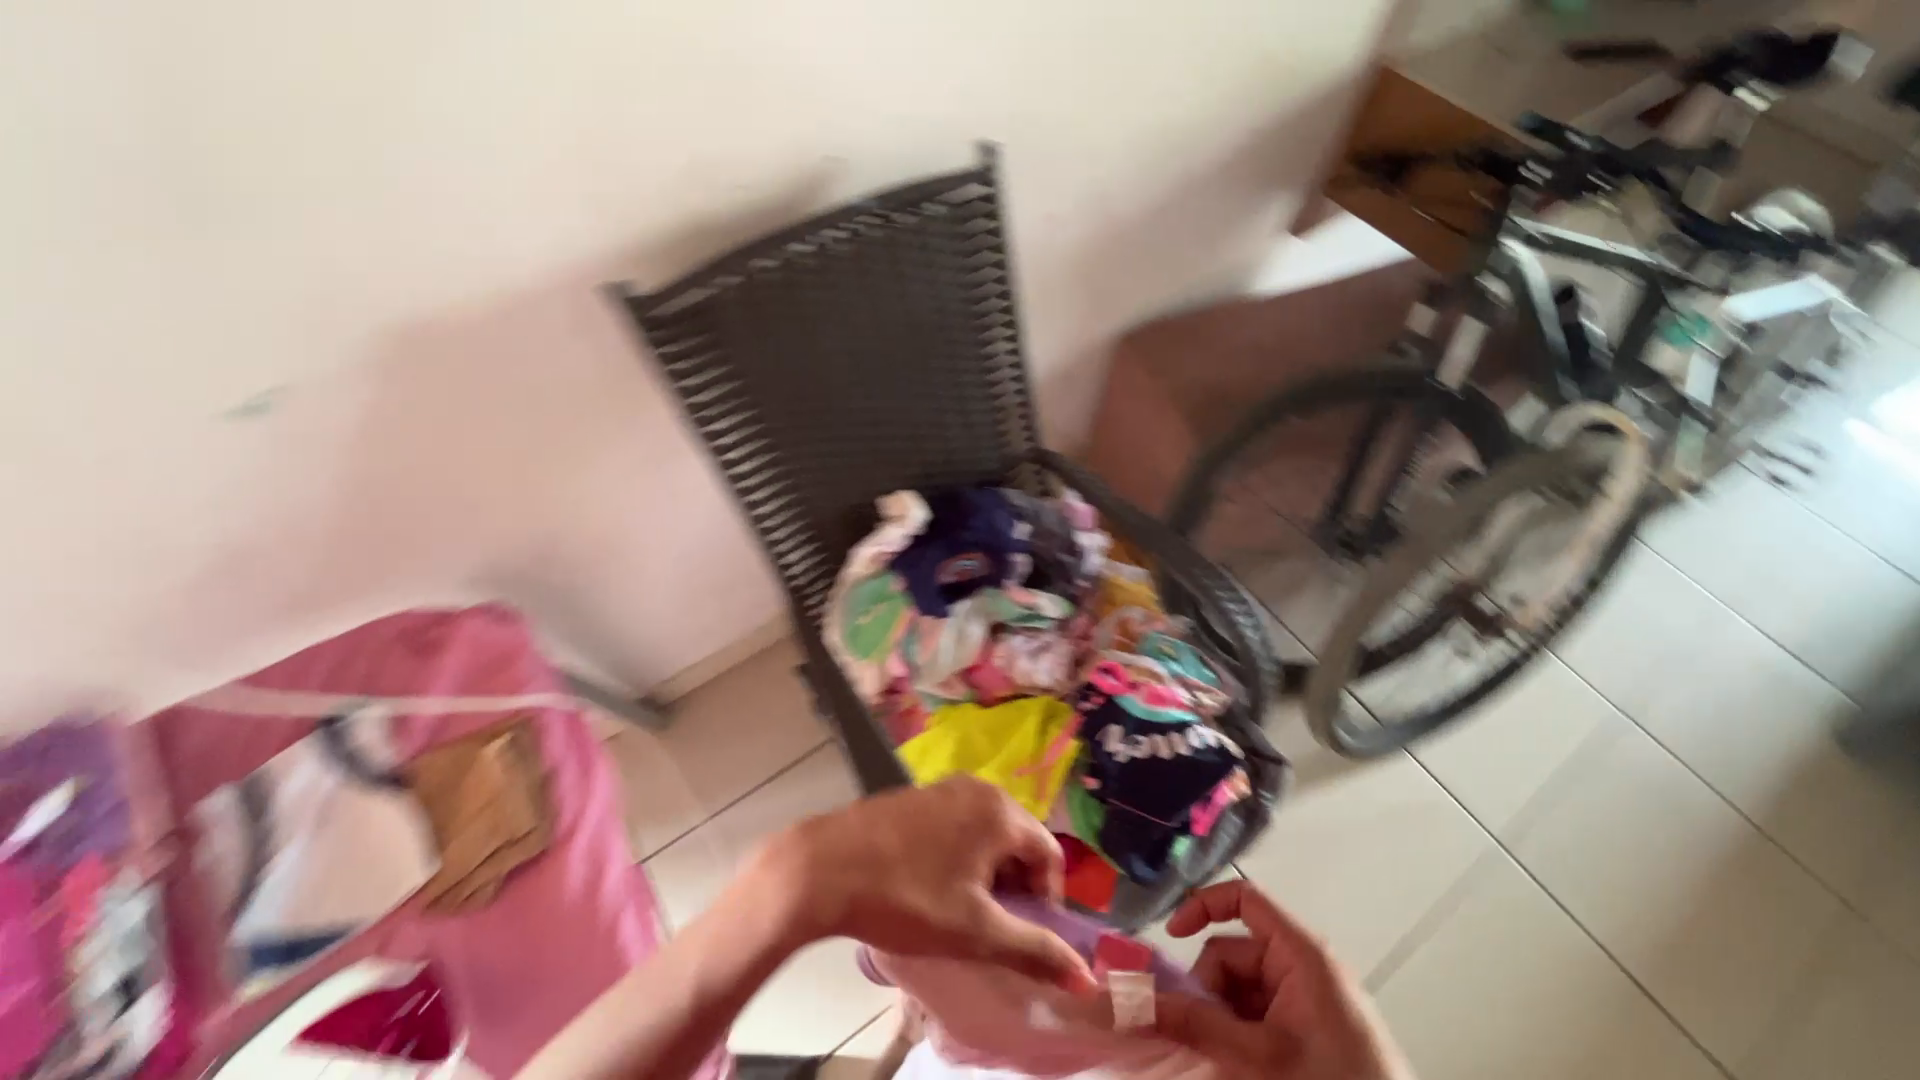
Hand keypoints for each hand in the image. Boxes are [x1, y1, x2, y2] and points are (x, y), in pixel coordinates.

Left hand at [749, 776, 1096, 993]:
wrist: (819, 869)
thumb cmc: (905, 899)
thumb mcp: (974, 932)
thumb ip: (1033, 950)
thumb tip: (1086, 978)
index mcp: (1000, 811)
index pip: (1049, 854)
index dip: (1045, 899)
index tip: (1020, 932)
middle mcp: (976, 788)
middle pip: (1018, 840)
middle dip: (1014, 884)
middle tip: (988, 924)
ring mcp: (939, 787)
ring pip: (984, 833)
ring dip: (984, 872)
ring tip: (957, 909)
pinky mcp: (911, 796)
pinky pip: (954, 825)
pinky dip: (956, 855)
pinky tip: (927, 885)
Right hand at [1153, 880, 1412, 1079]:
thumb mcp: (1259, 1056)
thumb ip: (1196, 1026)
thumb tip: (1136, 999)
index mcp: (1300, 953)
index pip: (1244, 899)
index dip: (1203, 905)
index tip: (1171, 937)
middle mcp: (1300, 967)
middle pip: (1230, 954)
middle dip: (1209, 993)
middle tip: (1209, 1039)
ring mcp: (1302, 1000)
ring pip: (1235, 991)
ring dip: (1220, 1020)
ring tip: (1229, 1061)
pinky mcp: (1303, 1029)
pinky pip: (1252, 1016)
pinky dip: (1236, 1035)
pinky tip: (1237, 1065)